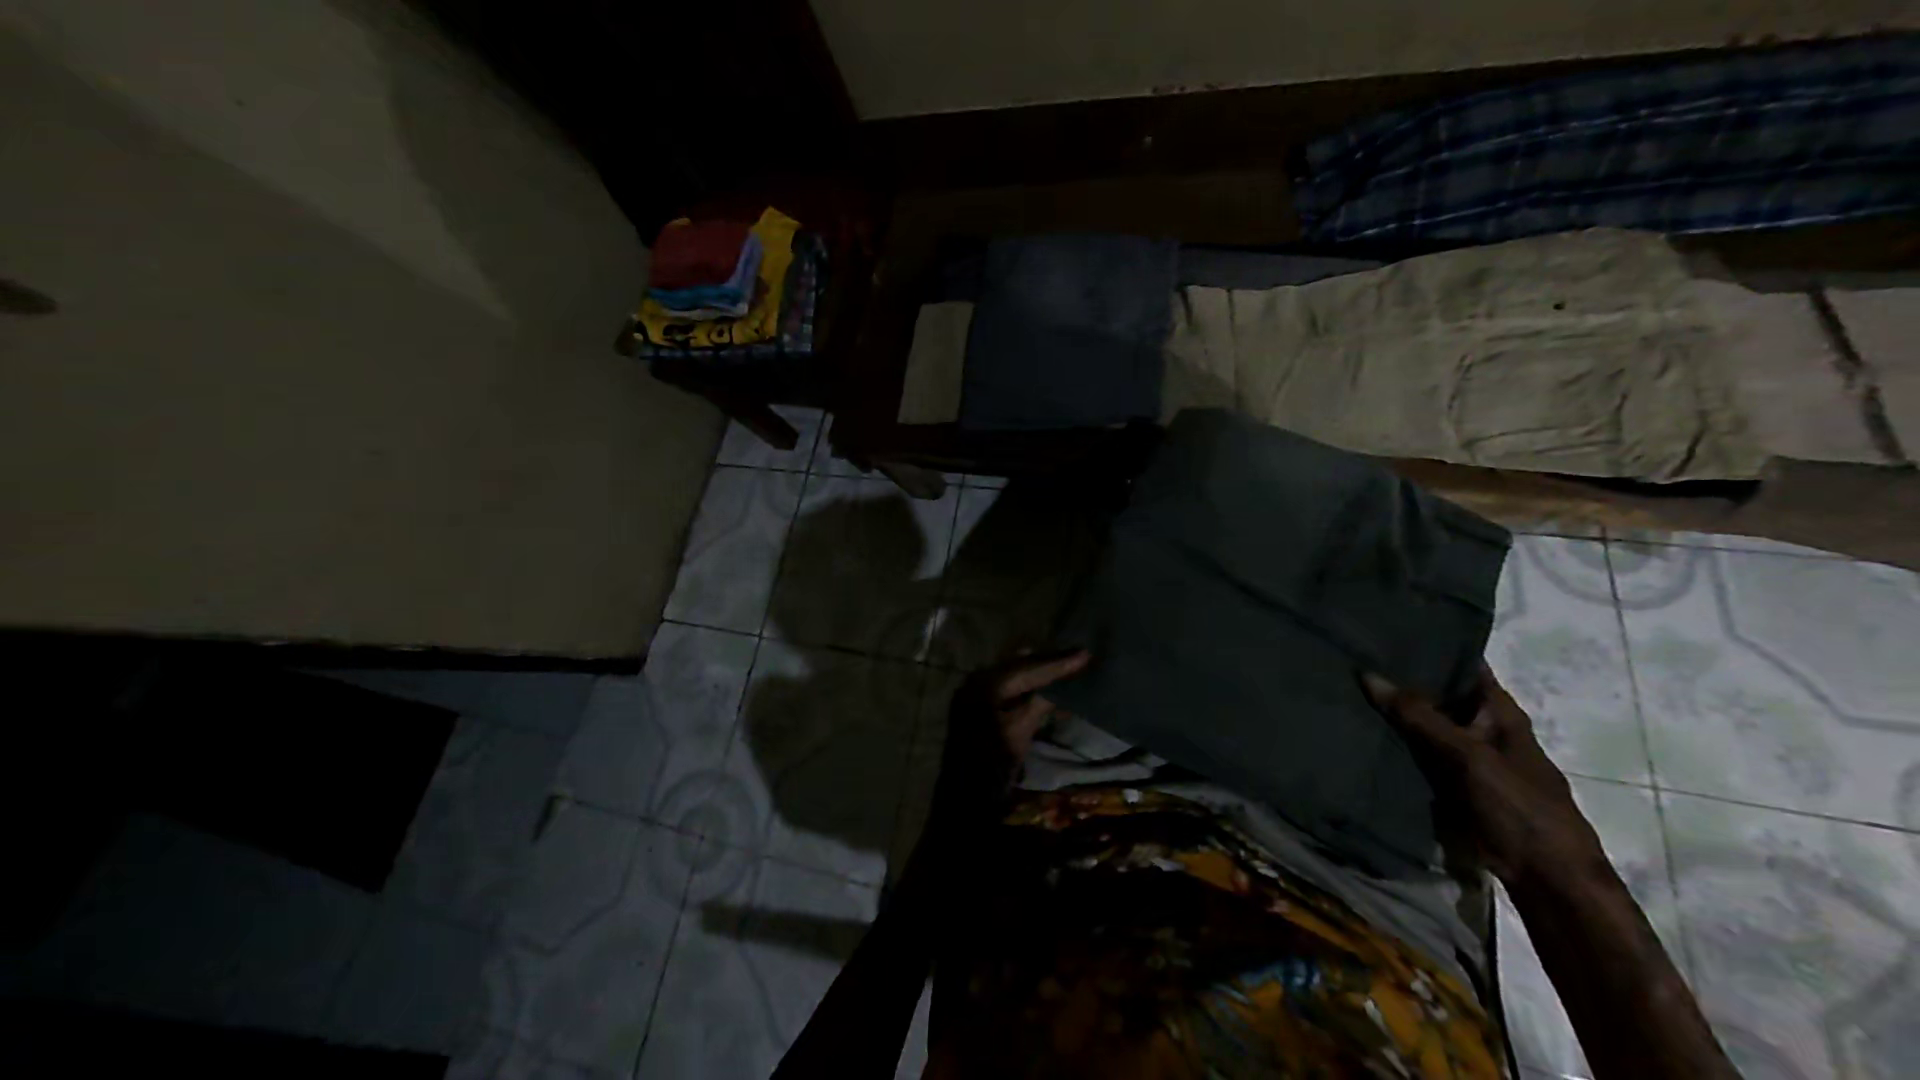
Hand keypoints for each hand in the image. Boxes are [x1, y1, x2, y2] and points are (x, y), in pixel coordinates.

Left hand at [931, 649, 1089, 825]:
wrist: (963, 801)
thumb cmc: (990, 766)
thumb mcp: (1019, 733)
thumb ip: (1039, 704)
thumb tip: (1062, 685)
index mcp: (984, 685)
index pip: (1027, 668)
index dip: (1058, 663)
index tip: (1085, 653)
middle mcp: (976, 682)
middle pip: (1019, 665)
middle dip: (1048, 662)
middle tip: (1079, 656)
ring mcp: (973, 694)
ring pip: (1013, 674)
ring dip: (1038, 672)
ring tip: (1067, 667)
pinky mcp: (978, 708)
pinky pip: (1008, 687)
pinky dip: (1028, 685)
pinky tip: (1046, 688)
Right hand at [1363, 665, 1607, 887]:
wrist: (1546, 878)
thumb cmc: (1519, 807)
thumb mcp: (1468, 756)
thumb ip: (1419, 716)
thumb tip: (1368, 674)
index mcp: (1498, 711)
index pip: (1464, 664)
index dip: (1433, 645)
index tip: (1388, 628)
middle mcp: (1481, 727)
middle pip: (1438, 693)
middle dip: (1402, 678)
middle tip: (1353, 656)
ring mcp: (1466, 756)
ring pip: (1424, 724)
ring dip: (1394, 712)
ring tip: (1346, 688)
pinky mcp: (1451, 782)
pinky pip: (1417, 753)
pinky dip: (1394, 743)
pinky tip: (1360, 732)